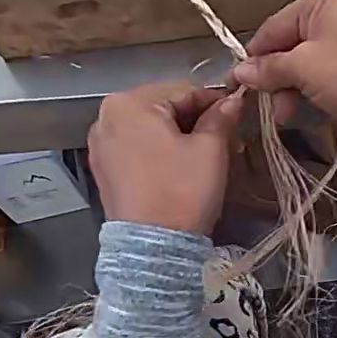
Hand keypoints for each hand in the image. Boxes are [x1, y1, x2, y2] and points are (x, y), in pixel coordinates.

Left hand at [87, 82, 242, 236]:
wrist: (155, 246)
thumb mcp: (210, 151)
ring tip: (201, 155)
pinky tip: (176, 168)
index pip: (183, 90)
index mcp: (130, 103)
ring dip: (175, 135)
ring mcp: (100, 144)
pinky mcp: (103, 169)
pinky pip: (136, 148)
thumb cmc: (182, 192)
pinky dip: (157, 151)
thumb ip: (220, 118)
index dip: (214, 102)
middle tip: (222, 137)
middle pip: (162, 107)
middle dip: (193, 119)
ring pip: (148, 128)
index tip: (236, 113)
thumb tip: (233, 100)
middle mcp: (106, 117)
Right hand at [229, 0, 336, 134]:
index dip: (253, 58)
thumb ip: (269, 69)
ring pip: (307, 60)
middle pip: (290, 44)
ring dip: (291, 88)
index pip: (274, 27)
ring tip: (284, 115)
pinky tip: (302, 109)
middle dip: (276, 78)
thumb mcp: (304, 69)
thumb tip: (239, 73)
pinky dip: (312, 88)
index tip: (237, 84)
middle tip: (266, 106)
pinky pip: (326, 70)